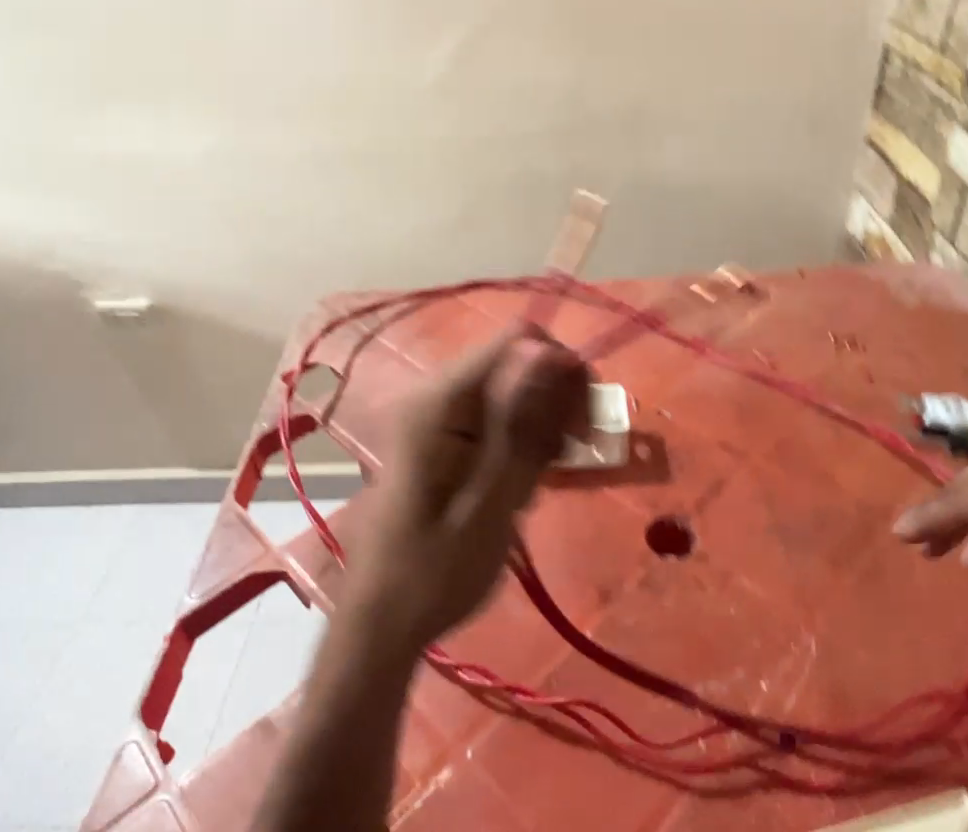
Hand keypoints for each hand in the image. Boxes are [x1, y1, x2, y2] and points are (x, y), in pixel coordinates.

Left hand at [347, 324, 591, 652]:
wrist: (380, 623)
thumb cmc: (433, 576)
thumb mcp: (488, 506)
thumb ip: (518, 427)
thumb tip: (546, 351)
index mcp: (439, 404)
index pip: (518, 343)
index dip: (563, 371)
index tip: (587, 427)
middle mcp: (434, 397)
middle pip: (517, 362)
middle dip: (557, 399)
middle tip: (576, 456)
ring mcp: (435, 418)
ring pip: (511, 391)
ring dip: (543, 425)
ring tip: (546, 479)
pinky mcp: (441, 440)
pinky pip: (495, 418)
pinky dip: (521, 442)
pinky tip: (525, 483)